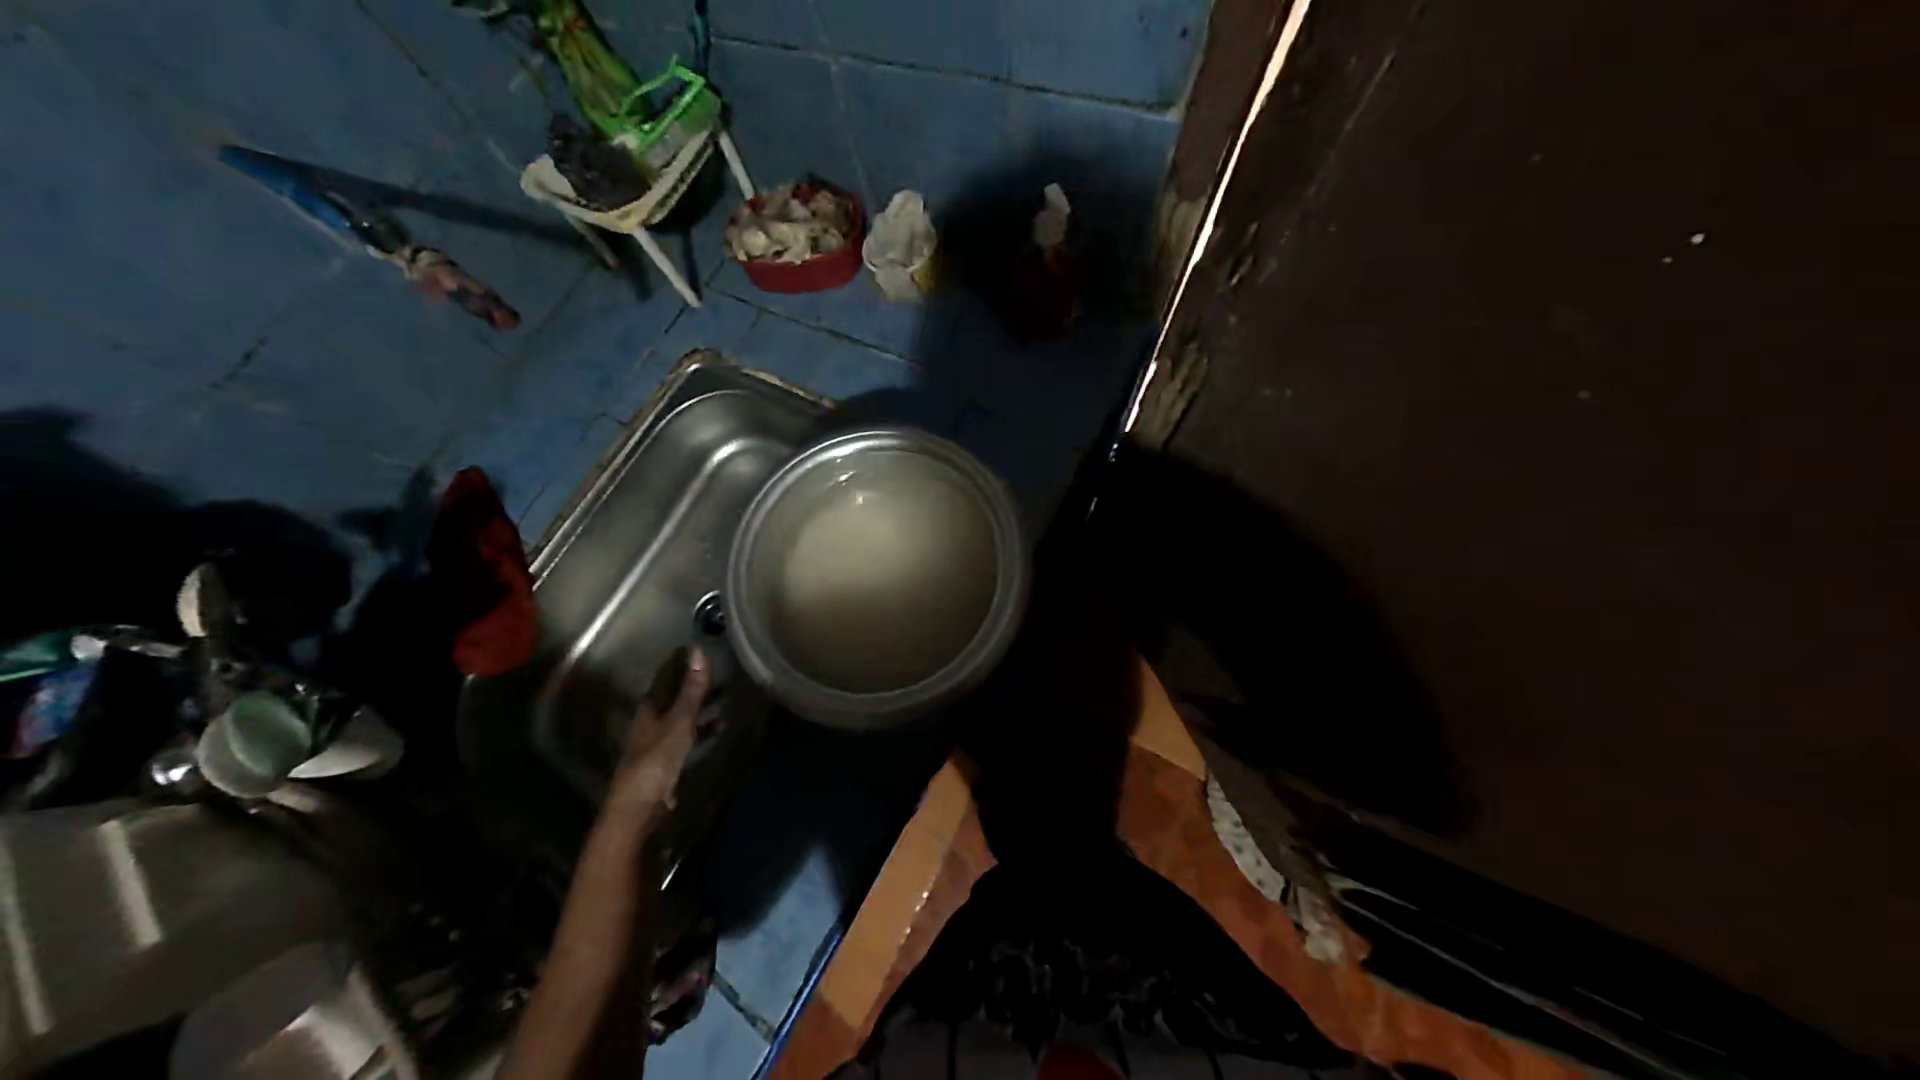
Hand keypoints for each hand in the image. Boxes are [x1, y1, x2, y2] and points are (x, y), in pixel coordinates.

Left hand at [605, 647, 711, 825]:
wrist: (641, 805)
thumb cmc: (658, 757)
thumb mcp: (680, 719)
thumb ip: (692, 688)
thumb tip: (698, 650)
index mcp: (650, 708)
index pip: (666, 677)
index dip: (681, 663)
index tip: (700, 649)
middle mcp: (652, 721)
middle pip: (675, 697)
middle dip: (697, 686)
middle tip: (722, 675)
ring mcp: (659, 742)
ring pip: (683, 717)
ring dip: (702, 708)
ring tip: (727, 701)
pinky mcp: (667, 761)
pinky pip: (689, 736)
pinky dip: (703, 729)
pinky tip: (719, 729)